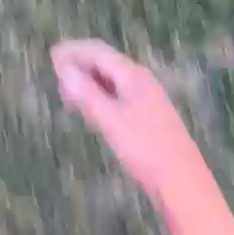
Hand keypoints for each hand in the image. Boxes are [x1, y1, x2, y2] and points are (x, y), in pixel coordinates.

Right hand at [52, 39, 204, 202]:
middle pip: (106, 63)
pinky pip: (118, 95)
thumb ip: (86, 93)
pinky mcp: (148, 116)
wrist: (182, 183)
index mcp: (133, 75)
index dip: (73, 51)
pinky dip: (100, 96)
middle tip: (57, 77)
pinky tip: (91, 110)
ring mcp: (147, 98)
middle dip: (80, 65)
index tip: (51, 56)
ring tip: (68, 95)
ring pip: (111, 80)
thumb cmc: (144, 148)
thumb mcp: (110, 119)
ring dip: (89, 82)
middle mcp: (141, 81)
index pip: (98, 51)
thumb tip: (64, 69)